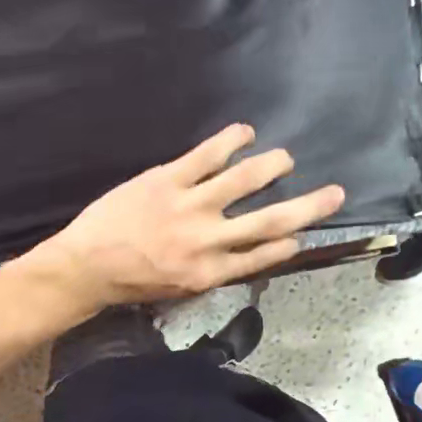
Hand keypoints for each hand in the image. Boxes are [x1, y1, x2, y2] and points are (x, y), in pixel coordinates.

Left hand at [27, 124, 345, 310]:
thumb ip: (212, 271)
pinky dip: (230, 141)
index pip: (261, 256)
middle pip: (268, 221)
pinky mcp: (167, 179)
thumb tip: (241, 254)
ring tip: (286, 159)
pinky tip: (246, 132)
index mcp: (210, 273)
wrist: (87, 266)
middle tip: (334, 194)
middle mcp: (207, 240)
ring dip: (270, 167)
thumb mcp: (179, 289)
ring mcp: (188, 207)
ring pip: (242, 182)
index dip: (288, 244)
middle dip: (307, 207)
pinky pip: (206, 156)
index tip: (305, 235)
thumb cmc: (132, 282)